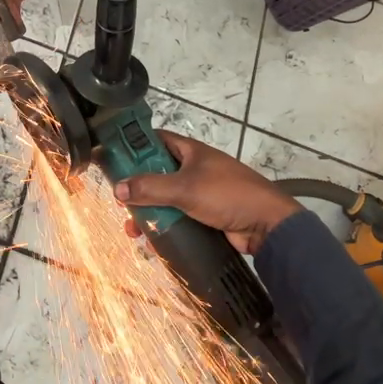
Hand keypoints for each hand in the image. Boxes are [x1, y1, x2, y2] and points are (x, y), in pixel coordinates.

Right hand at [114, 130, 302, 254]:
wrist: (268, 226)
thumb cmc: (227, 194)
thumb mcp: (185, 188)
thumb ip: (150, 187)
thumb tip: (118, 189)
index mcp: (190, 151)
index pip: (156, 140)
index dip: (134, 147)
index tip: (114, 161)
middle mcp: (194, 168)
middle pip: (156, 174)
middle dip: (137, 190)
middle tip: (120, 204)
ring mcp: (201, 192)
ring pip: (165, 199)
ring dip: (148, 213)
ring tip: (133, 231)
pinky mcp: (206, 215)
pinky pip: (178, 218)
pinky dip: (164, 227)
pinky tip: (152, 243)